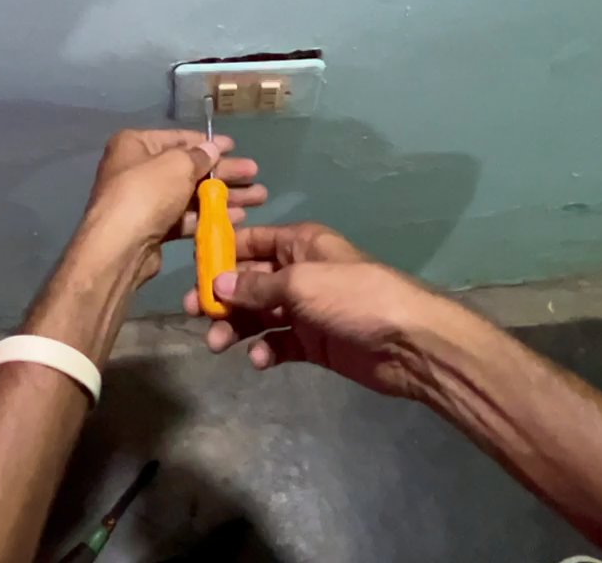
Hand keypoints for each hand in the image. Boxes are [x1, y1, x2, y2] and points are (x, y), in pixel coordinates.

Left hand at [69, 129, 265, 280]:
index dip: (209, 143)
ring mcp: (145, 200)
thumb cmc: (147, 193)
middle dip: (223, 172)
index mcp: (135, 144)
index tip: (235, 147)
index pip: (179, 138)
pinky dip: (209, 215)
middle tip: (254, 173)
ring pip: (190, 193)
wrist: (120, 247)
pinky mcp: (153, 227)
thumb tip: (212, 148)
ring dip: (223, 195)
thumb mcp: (177, 165)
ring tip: (258, 197)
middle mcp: (137, 168)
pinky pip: (186, 216)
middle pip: (188, 167)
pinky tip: (238, 217)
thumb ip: (199, 156)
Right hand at [184, 222, 445, 400]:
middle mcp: (298, 272)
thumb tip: (217, 284)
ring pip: (259, 314)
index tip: (192, 271)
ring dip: (237, 326)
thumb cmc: (352, 296)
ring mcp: (306, 309)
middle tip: (196, 313)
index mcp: (298, 244)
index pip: (250, 242)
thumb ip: (256, 285)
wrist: (409, 343)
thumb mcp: (300, 282)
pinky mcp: (313, 342)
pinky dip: (264, 350)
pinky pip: (278, 343)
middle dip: (222, 296)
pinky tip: (259, 360)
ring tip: (218, 344)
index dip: (221, 254)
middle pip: (249, 280)